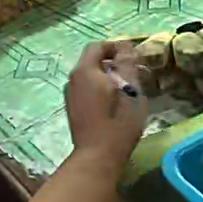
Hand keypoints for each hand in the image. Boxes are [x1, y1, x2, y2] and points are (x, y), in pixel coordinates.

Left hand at [65, 40, 146, 165]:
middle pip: (92, 60)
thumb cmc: (118, 121)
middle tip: (133, 74)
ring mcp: (70, 94)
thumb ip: (127, 64)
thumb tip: (125, 46)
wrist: (97, 155)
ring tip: (126, 89)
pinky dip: (99, 89)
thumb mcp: (130, 90)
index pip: (97, 46)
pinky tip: (114, 104)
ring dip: (106, 77)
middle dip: (112, 63)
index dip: (115, 47)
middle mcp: (72, 78)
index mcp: (84, 70)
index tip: (132, 56)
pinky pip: (86, 89)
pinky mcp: (73, 108)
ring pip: (89, 76)